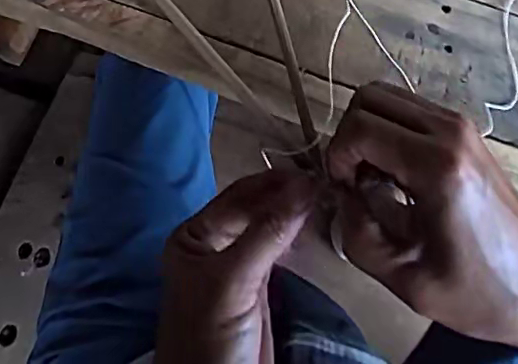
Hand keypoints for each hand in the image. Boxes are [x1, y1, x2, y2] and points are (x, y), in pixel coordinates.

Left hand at [156, 169, 316, 363]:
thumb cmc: (210, 341)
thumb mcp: (234, 283)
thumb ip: (268, 232)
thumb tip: (307, 183)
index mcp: (193, 236)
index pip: (240, 195)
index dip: (276, 183)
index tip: (314, 175)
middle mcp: (212, 243)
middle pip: (255, 206)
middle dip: (287, 193)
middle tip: (324, 183)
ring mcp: (235, 263)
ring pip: (269, 223)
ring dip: (294, 210)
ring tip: (323, 196)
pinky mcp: (256, 283)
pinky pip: (278, 244)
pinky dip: (295, 231)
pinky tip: (312, 221)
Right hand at [324, 83, 517, 357]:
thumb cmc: (479, 291)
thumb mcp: (406, 280)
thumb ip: (357, 233)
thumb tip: (337, 193)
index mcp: (437, 164)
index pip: (361, 126)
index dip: (337, 157)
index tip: (343, 192)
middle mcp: (449, 128)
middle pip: (371, 95)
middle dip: (349, 136)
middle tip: (355, 183)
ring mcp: (459, 122)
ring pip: (389, 95)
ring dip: (369, 130)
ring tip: (375, 180)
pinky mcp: (463, 128)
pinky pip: (410, 108)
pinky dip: (389, 129)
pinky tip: (397, 173)